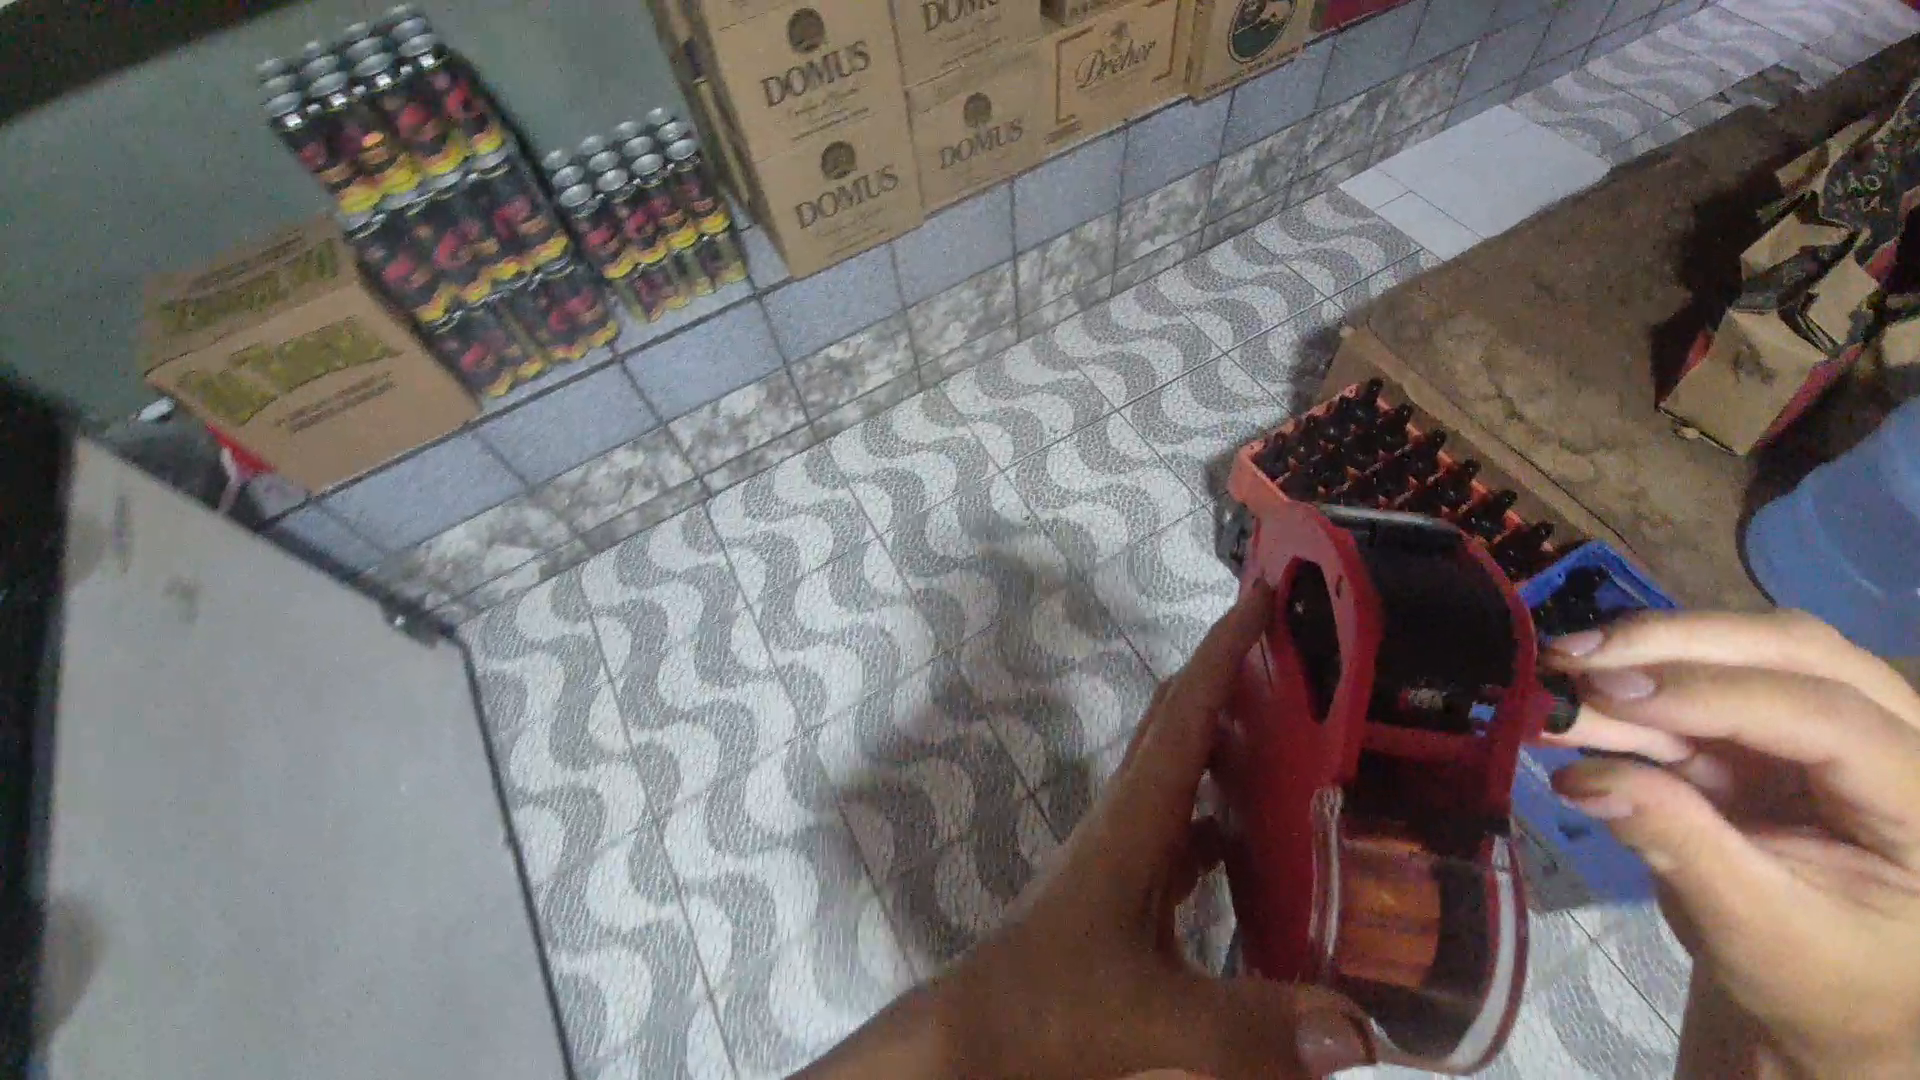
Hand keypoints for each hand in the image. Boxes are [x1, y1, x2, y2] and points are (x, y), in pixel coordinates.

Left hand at [799, 583, 1374, 1079]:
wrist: (986, 1026)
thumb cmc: (1053, 1003)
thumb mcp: (1156, 1018)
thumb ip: (1254, 1026)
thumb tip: (1360, 1029)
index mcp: (1136, 819)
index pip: (1186, 713)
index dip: (1222, 650)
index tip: (1262, 598)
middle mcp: (1131, 814)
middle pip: (1180, 720)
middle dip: (1229, 671)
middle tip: (1294, 646)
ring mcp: (1127, 845)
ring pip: (1182, 767)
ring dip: (1228, 735)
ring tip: (1299, 729)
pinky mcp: (1130, 879)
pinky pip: (1187, 822)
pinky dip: (1225, 809)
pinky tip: (1268, 838)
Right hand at [1543, 610, 1919, 1079]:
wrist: (1812, 986)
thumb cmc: (1810, 975)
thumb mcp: (1751, 927)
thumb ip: (1677, 844)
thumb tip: (1581, 778)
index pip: (1831, 719)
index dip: (1714, 694)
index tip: (1605, 691)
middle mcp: (1896, 746)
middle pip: (1795, 651)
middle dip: (1675, 642)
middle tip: (1572, 654)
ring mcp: (1822, 730)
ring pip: (1741, 649)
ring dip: (1640, 653)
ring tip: (1552, 668)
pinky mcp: (1758, 729)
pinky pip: (1688, 685)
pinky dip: (1621, 684)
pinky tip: (1564, 692)